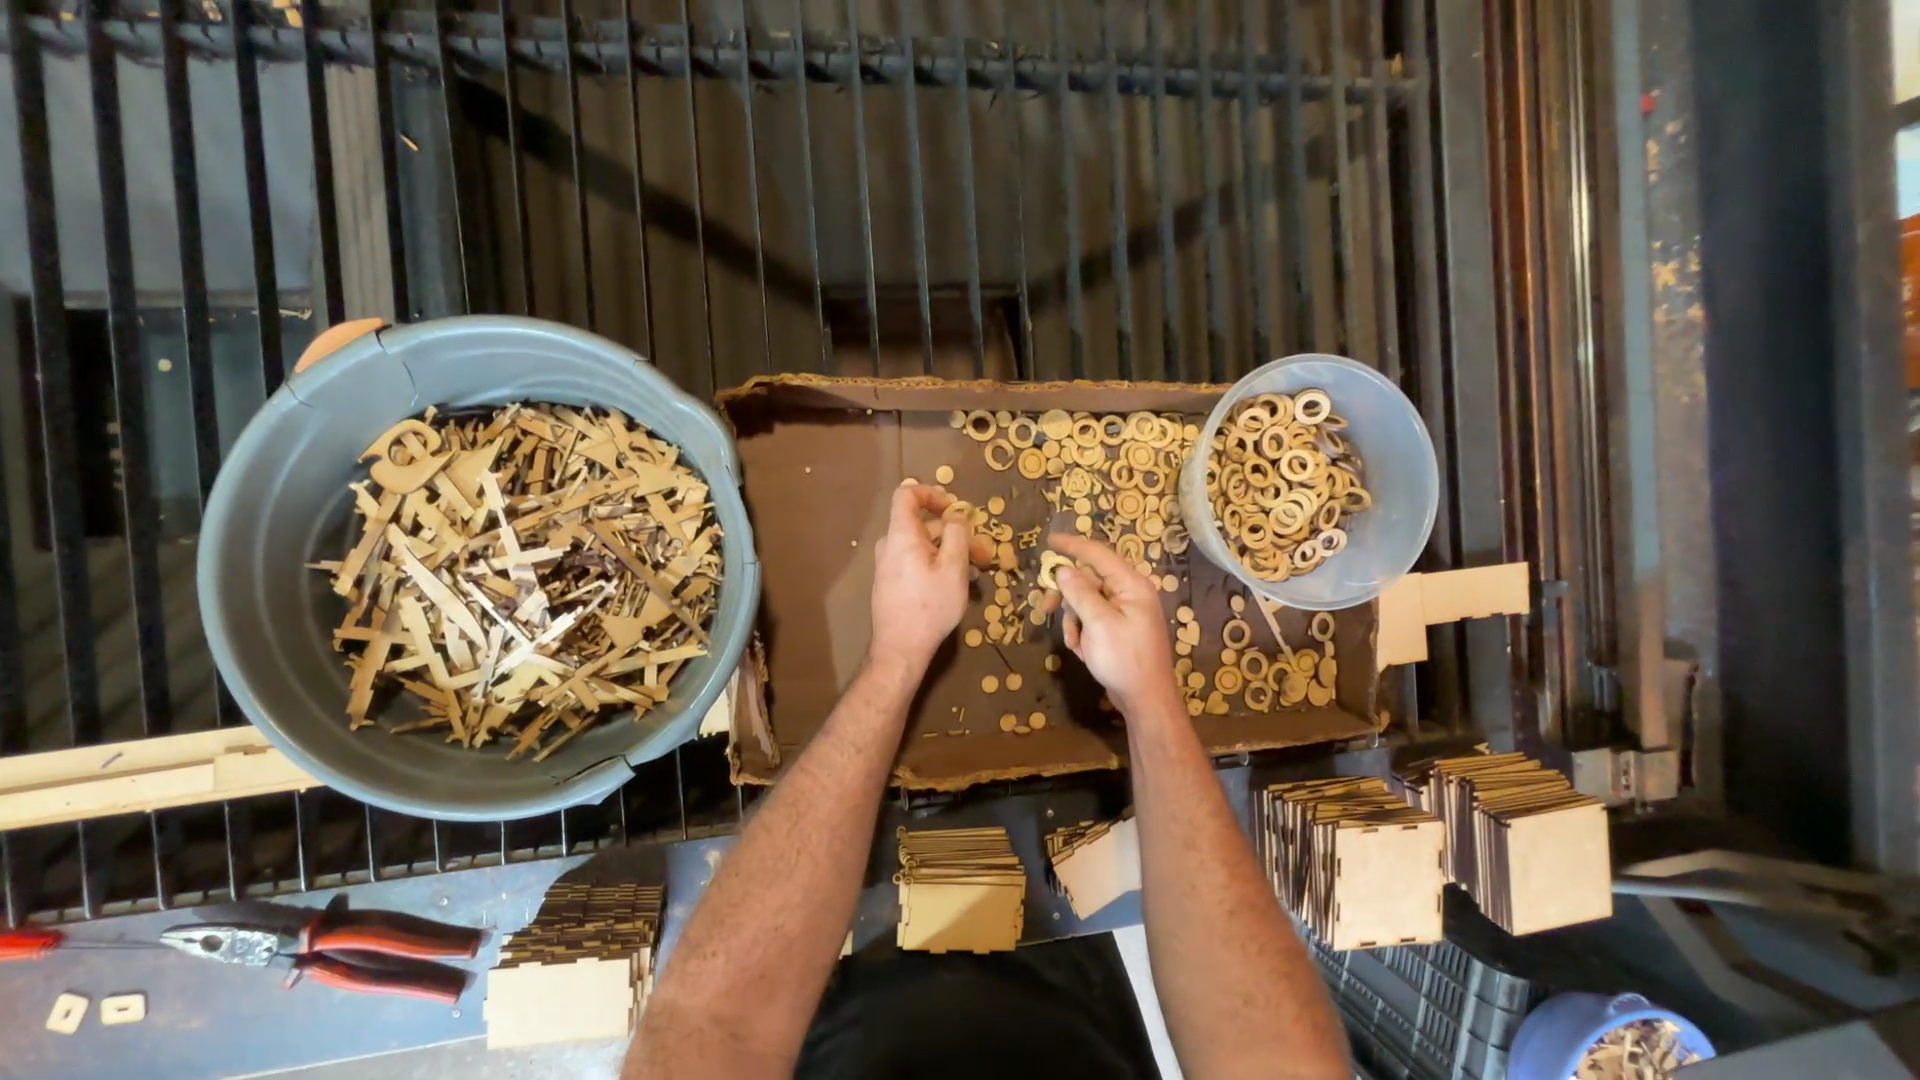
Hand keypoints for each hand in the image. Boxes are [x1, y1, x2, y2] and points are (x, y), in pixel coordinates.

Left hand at [869, 484, 971, 670]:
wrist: (901, 648)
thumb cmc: (930, 605)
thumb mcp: (953, 567)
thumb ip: (957, 534)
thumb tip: (957, 515)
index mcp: (901, 534)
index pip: (907, 494)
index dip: (932, 493)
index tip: (955, 508)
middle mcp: (890, 545)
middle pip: (923, 524)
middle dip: (956, 533)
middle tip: (983, 552)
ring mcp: (890, 565)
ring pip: (924, 546)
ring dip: (952, 552)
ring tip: (978, 571)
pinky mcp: (893, 583)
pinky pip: (917, 562)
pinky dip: (938, 564)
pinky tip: (958, 584)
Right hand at [1046, 533, 1179, 713]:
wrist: (1145, 699)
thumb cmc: (1125, 659)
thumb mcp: (1098, 624)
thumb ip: (1079, 593)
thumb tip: (1062, 569)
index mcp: (1132, 585)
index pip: (1098, 555)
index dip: (1072, 546)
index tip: (1049, 541)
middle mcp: (1130, 593)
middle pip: (1088, 581)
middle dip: (1067, 597)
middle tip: (1045, 609)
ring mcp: (1125, 612)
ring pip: (1086, 602)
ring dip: (1073, 621)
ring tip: (1074, 643)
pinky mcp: (1119, 629)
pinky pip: (1092, 620)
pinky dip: (1082, 632)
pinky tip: (1083, 650)